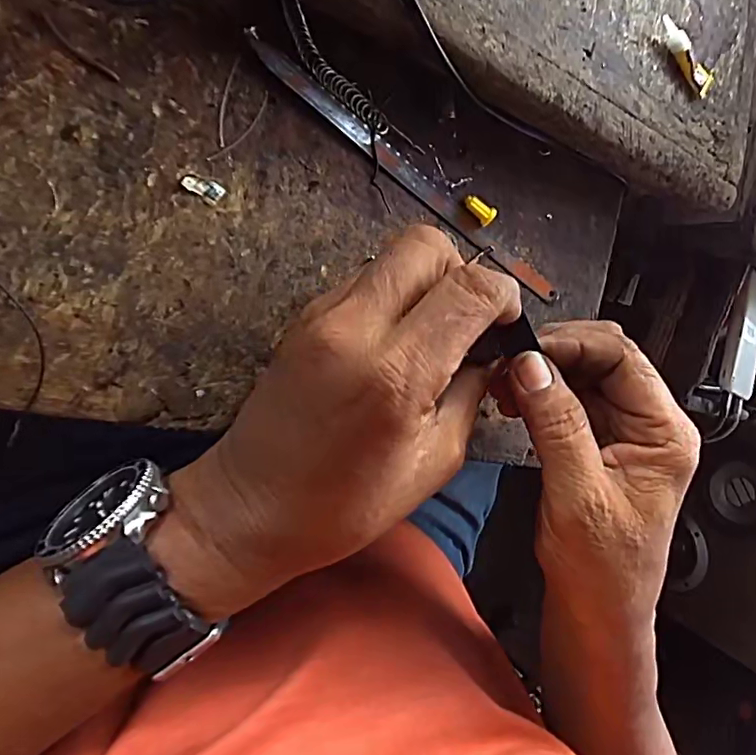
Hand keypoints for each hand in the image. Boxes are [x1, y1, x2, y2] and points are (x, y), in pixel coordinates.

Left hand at [153, 224, 520, 616]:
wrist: (248, 510)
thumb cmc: (343, 503)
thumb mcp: (436, 460)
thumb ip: (472, 393)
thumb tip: (491, 354)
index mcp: (396, 372)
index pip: (469, 288)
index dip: (503, 295)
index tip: (507, 319)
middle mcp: (355, 328)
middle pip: (426, 244)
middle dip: (462, 271)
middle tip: (469, 316)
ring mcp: (323, 315)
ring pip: (394, 256)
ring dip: (427, 283)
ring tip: (432, 332)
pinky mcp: (307, 315)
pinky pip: (368, 279)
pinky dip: (396, 296)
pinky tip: (398, 340)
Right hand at [498, 321, 700, 632]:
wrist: (597, 617)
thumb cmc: (605, 575)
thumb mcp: (578, 495)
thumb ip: (557, 424)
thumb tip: (534, 367)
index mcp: (665, 434)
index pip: (623, 357)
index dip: (574, 345)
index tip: (531, 350)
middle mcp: (651, 427)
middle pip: (604, 359)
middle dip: (556, 356)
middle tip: (514, 365)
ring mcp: (625, 434)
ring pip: (584, 377)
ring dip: (545, 374)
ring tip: (509, 383)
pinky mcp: (599, 443)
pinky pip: (571, 401)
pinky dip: (542, 396)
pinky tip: (519, 401)